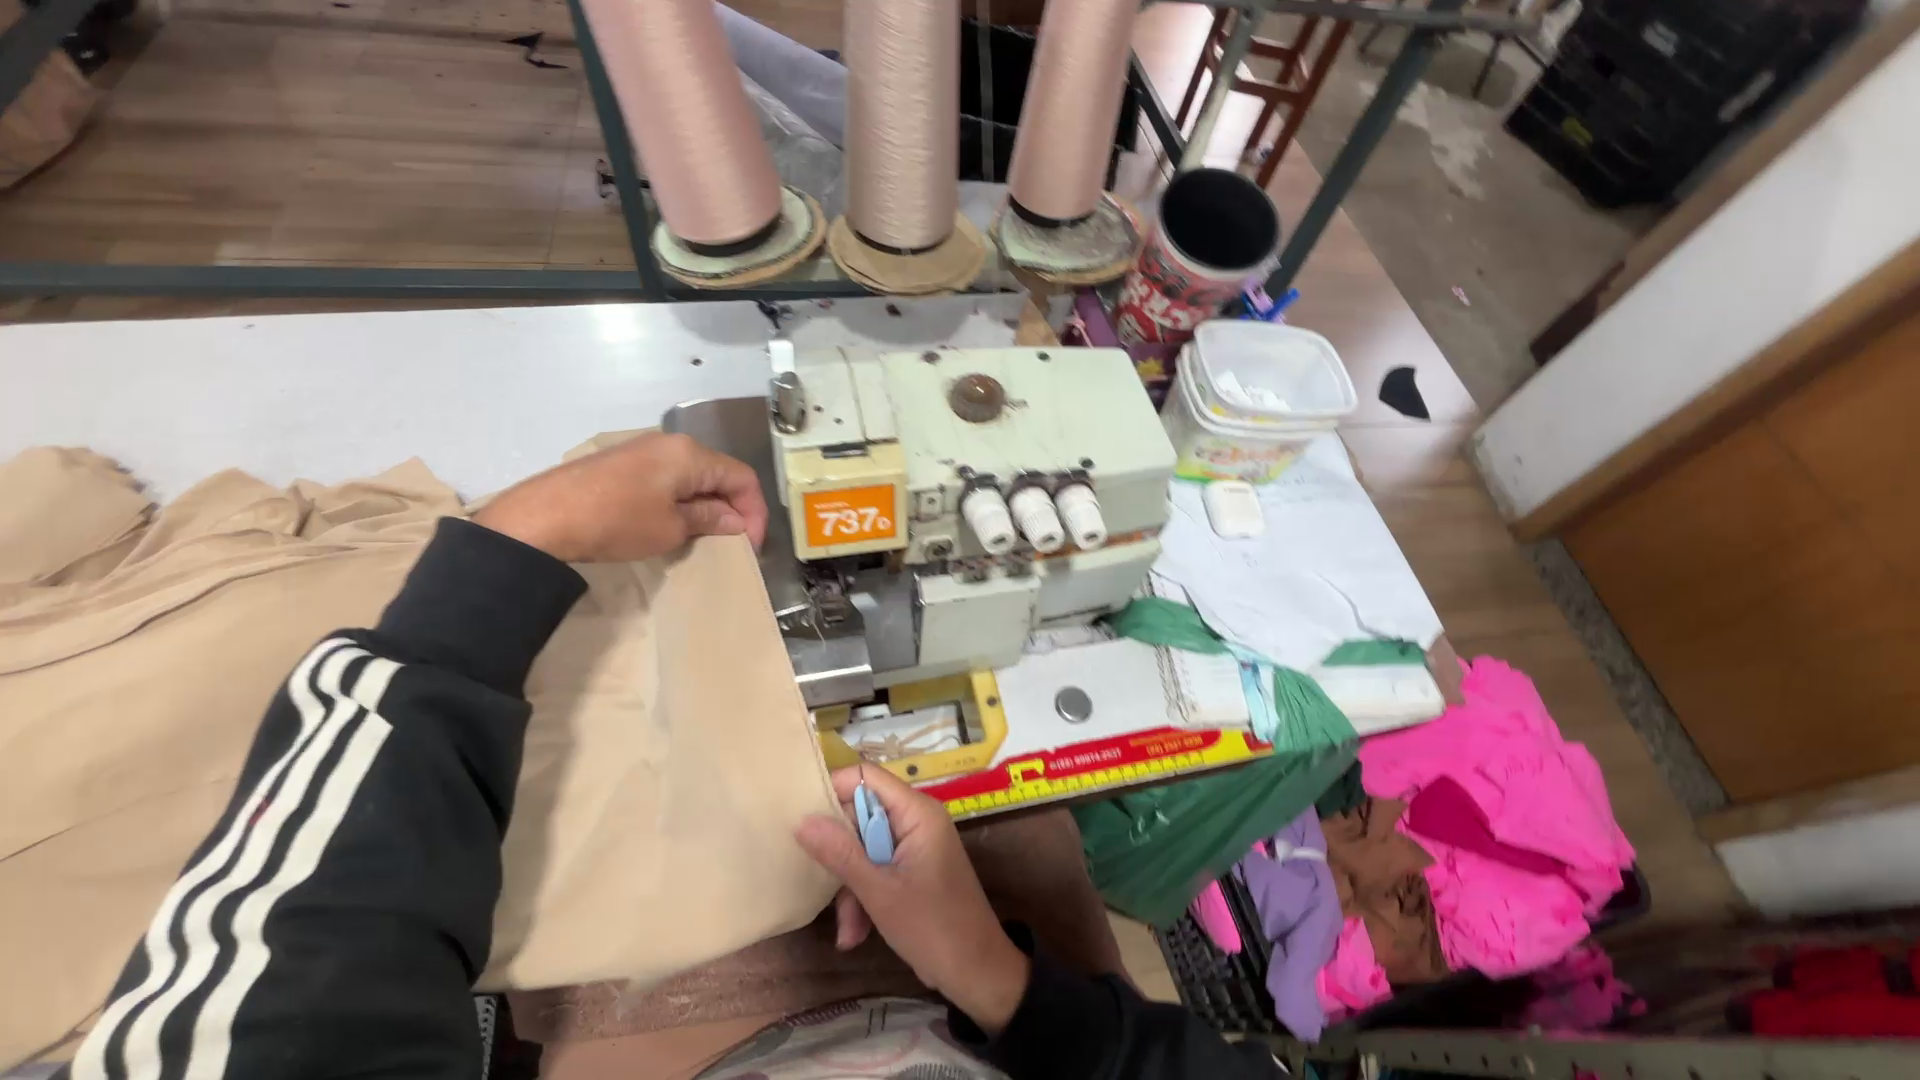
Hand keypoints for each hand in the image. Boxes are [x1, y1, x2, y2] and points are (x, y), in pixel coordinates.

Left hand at [472, 432, 768, 562]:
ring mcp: (644, 450)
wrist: (543, 519)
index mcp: (691, 453)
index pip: (742, 478)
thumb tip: (735, 520)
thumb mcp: (671, 527)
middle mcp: (670, 443)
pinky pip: (668, 479)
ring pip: (692, 476)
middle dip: (732, 508)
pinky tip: (674, 524)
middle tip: (733, 544)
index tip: (751, 546)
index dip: (754, 512)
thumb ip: (710, 519)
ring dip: (706, 505)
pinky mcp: (623, 464)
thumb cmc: (617, 522)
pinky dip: (681, 500)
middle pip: (719, 473)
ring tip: (704, 537)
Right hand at [795, 767, 1030, 1034]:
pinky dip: (865, 898)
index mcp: (917, 812)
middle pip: (861, 816)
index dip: (834, 789)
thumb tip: (802, 820)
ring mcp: (915, 845)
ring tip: (848, 931)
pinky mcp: (912, 869)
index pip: (867, 777)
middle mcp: (917, 820)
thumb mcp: (879, 892)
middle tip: (824, 888)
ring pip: (864, 848)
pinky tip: (857, 934)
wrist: (977, 972)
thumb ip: (840, 854)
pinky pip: (877, 868)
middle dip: (841, 857)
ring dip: (851, 888)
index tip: (803, 817)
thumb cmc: (933, 927)